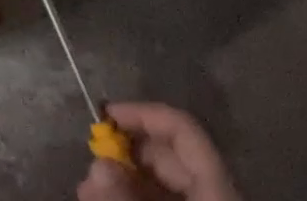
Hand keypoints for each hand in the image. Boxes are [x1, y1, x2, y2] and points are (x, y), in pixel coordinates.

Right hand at [76, 103, 240, 200]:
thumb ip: (130, 193)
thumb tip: (98, 162)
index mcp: (218, 180)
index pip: (182, 126)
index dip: (142, 113)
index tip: (103, 114)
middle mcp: (213, 186)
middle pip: (166, 152)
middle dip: (123, 149)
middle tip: (91, 155)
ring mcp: (202, 200)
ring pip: (159, 178)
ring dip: (120, 173)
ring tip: (88, 185)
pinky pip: (160, 197)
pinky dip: (131, 194)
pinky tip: (101, 196)